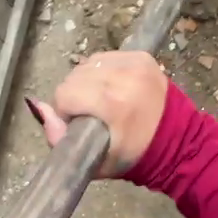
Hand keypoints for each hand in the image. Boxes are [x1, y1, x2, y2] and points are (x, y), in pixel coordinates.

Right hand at [29, 51, 169, 177]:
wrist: (178, 141)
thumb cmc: (134, 156)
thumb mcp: (94, 161)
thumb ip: (60, 139)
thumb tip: (39, 107)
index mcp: (113, 104)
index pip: (65, 94)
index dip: (65, 111)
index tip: (77, 123)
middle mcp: (123, 77)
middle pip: (74, 77)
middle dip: (76, 95)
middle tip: (90, 113)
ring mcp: (134, 63)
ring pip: (88, 64)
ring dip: (88, 81)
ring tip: (102, 100)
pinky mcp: (142, 55)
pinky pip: (106, 57)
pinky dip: (103, 71)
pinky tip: (112, 88)